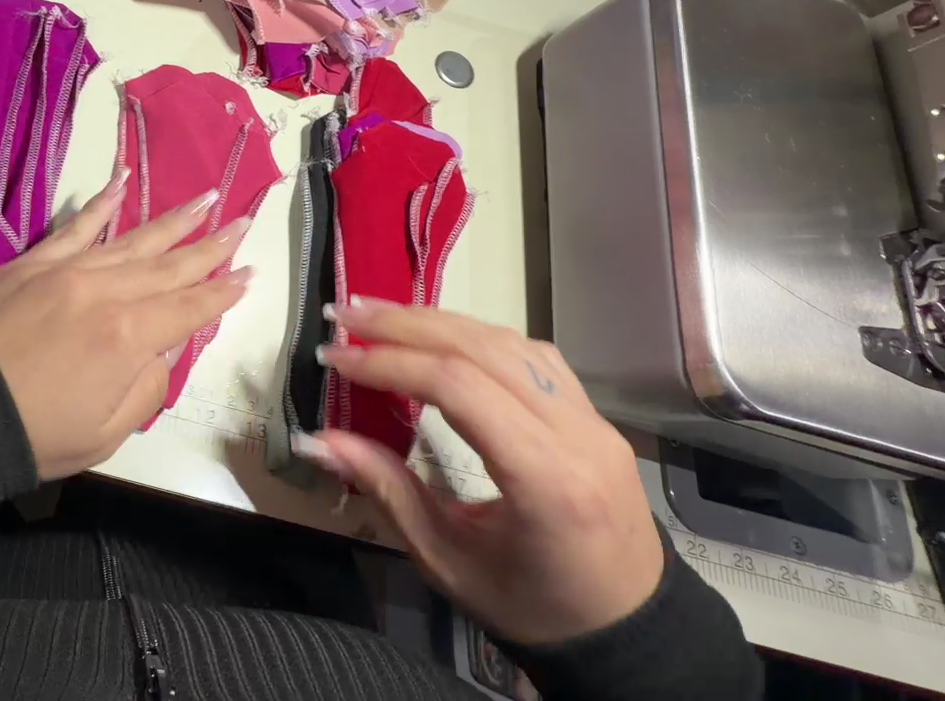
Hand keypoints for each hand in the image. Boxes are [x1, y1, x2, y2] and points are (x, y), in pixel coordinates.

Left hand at [0, 169, 252, 479]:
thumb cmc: (35, 434)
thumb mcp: (106, 433)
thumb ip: (147, 386)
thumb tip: (164, 346)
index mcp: (129, 338)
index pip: (190, 308)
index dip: (223, 292)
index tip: (250, 272)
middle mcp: (106, 292)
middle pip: (170, 265)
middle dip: (211, 245)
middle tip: (244, 220)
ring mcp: (68, 270)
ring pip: (132, 240)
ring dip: (173, 220)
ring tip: (206, 199)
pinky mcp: (34, 261)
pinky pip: (75, 227)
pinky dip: (101, 204)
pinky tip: (123, 183)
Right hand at [296, 300, 663, 645]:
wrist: (626, 631)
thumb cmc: (531, 605)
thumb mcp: (446, 560)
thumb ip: (385, 489)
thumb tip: (318, 440)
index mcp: (545, 479)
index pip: (458, 387)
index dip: (390, 363)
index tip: (336, 358)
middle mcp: (577, 434)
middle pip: (482, 348)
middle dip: (404, 325)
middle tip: (346, 314)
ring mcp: (592, 419)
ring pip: (507, 340)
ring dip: (437, 320)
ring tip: (379, 315)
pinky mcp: (592, 414)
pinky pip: (529, 354)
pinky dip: (474, 334)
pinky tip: (439, 336)